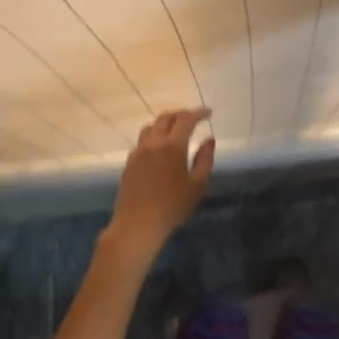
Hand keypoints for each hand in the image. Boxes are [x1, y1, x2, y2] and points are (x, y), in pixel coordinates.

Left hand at [106, 108, 216, 254]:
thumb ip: (205, 159)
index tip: (209, 113)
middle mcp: (153, 143)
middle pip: (165, 118)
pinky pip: (142, 141)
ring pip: (150, 127)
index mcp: (172, 146)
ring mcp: (138, 152)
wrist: (137, 224)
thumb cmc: (172, 206)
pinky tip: (158, 149)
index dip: (198, 113)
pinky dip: (153, 137)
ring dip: (164, 123)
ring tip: (174, 130)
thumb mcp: (197, 185)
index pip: (186, 119)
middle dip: (181, 114)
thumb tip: (209, 140)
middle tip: (193, 119)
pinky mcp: (129, 163)